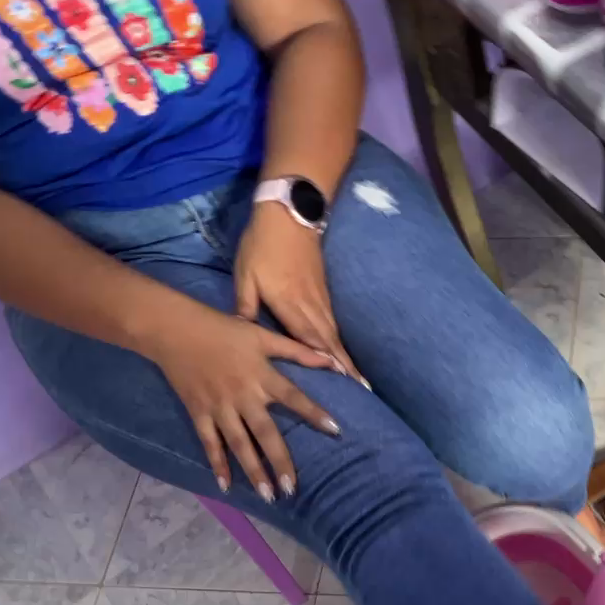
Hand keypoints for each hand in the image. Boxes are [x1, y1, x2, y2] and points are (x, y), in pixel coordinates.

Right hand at [138, 303, 343, 499]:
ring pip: (238, 444)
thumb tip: (331, 359)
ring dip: (253, 471)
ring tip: (268, 496)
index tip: (336, 430)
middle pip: (265, 433)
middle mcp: (242, 396)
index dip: (314, 413)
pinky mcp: (198, 412)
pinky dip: (217, 464)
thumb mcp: (262, 335)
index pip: (294, 397)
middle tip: (292, 488)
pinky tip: (227, 486)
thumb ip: (297, 350)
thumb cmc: (222, 329)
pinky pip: (209, 443)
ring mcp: (219, 407)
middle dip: (279, 462)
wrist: (171, 328)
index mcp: (262, 376)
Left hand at [235, 201, 365, 385]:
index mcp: (289, 303)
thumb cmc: (262, 246)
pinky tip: (345, 356)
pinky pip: (334, 326)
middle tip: (361, 388)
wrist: (288, 216)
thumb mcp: (245, 275)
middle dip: (345, 365)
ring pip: (335, 335)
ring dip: (348, 357)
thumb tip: (242, 335)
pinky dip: (341, 343)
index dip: (324, 359)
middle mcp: (310, 307)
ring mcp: (320, 301)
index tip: (340, 379)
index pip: (308, 337)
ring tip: (360, 379)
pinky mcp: (324, 296)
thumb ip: (245, 307)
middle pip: (329, 341)